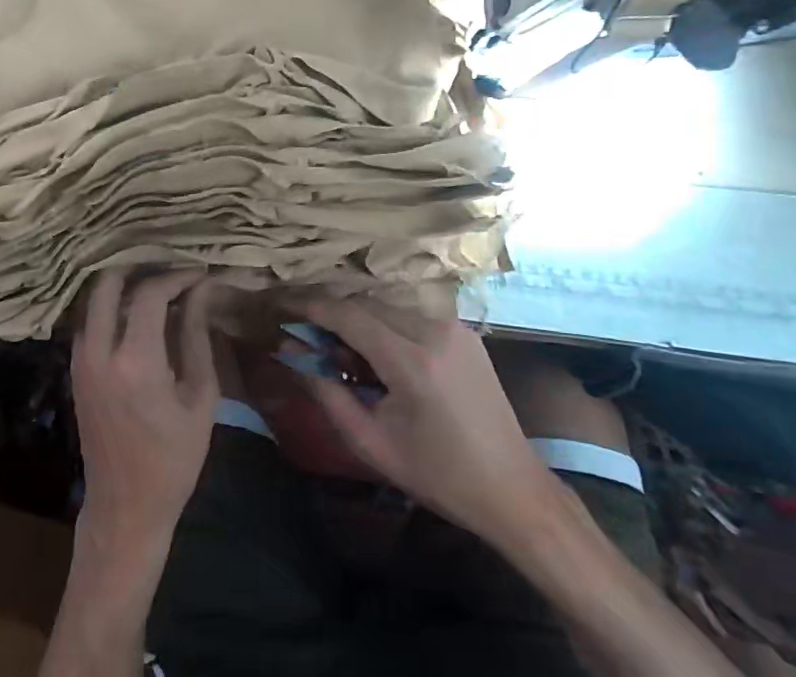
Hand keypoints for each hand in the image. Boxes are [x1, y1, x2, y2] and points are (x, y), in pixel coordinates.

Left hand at [72, 269, 218, 538]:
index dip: (178, 277)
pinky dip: (110, 307)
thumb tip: (201, 292)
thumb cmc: (174, 457)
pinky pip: (88, 322)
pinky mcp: (74, 371)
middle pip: (108, 284)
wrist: (125, 505)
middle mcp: (99, 353)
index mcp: (135, 361)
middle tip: (171, 272)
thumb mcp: (200, 397)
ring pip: (93, 301)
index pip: (150, 294)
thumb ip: (197, 338)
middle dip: (140, 268)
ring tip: (158, 288)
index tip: (200, 274)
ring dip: (122, 286)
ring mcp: (80, 362)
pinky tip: (137, 314)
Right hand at [295, 299, 575, 545]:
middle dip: (334, 319)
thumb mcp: (370, 441)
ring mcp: (455, 329)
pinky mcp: (466, 334)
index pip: (349, 316)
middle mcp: (436, 331)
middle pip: (368, 306)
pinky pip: (412, 319)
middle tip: (311, 345)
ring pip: (389, 310)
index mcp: (413, 361)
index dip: (312, 310)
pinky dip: (387, 330)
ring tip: (347, 361)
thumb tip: (294, 355)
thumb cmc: (437, 475)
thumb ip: (327, 392)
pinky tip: (382, 362)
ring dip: (361, 324)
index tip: (284, 310)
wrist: (511, 488)